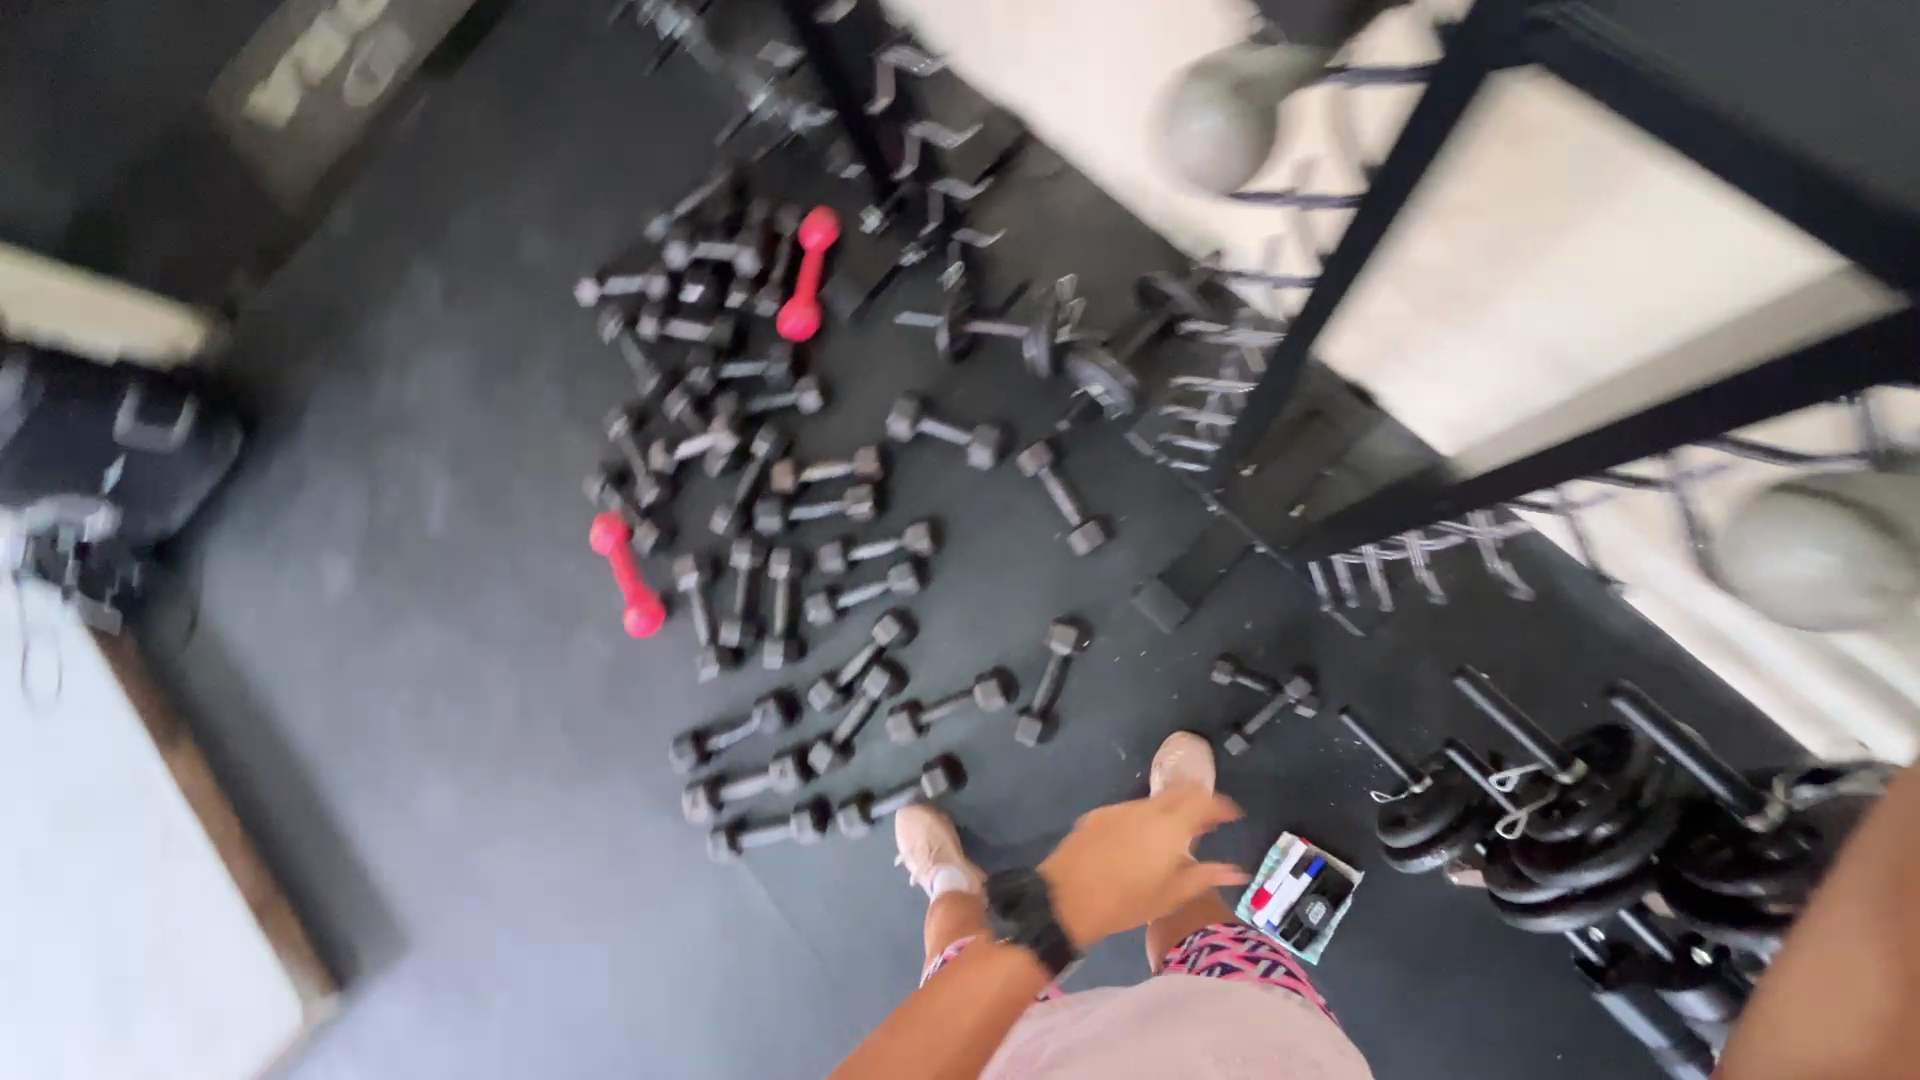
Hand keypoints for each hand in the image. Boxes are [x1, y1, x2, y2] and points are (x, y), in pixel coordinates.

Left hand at [1038, 791, 1248, 949]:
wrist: (1068, 896)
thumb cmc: (1127, 901)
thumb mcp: (1172, 895)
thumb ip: (1206, 876)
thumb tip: (1236, 870)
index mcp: (1170, 826)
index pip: (1204, 801)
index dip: (1222, 805)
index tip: (1233, 815)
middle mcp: (1146, 809)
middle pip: (1179, 792)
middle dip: (1198, 801)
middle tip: (1208, 822)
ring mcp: (1120, 809)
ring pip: (1154, 800)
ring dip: (1171, 809)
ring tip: (1178, 833)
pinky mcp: (1099, 814)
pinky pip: (1132, 809)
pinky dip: (1146, 817)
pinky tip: (1143, 838)